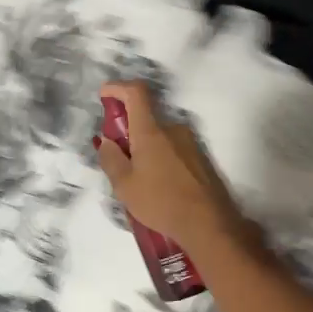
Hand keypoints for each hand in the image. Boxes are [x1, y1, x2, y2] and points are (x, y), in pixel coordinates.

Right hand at [95, 81, 257, 253]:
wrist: (208, 223)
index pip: (136, 93)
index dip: (118, 88)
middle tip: (116, 160)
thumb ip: (111, 159)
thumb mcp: (124, 186)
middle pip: (145, 120)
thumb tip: (107, 141)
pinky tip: (156, 189)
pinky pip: (172, 151)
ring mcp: (190, 143)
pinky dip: (159, 161)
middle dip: (127, 133)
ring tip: (137, 183)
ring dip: (144, 151)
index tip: (104, 95)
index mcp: (151, 131)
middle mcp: (173, 129)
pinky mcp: (200, 158)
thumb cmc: (160, 202)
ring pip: (159, 138)